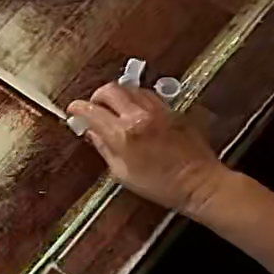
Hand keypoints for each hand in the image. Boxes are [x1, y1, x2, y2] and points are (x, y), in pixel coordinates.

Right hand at [67, 82, 231, 216]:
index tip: (73, 110)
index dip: (78, 108)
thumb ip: (104, 148)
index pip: (92, 110)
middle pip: (110, 89)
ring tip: (115, 109)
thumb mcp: (122, 173)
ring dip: (118, 96)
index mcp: (123, 134)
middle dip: (97, 96)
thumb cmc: (159, 185)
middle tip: (94, 108)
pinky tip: (136, 111)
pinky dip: (136, 98)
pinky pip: (148, 94)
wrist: (199, 183)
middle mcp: (139, 116)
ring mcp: (157, 110)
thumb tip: (91, 132)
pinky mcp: (172, 110)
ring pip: (130, 88)